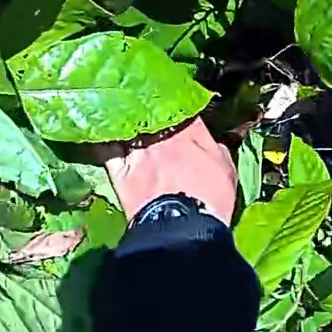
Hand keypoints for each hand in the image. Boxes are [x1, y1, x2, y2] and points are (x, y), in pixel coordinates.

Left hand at [98, 117, 235, 223]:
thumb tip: (209, 139)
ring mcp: (138, 153)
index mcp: (189, 132)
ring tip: (124, 113)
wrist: (182, 229)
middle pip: (153, 113)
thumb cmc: (211, 199)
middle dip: (152, 108)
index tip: (180, 106)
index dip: (182, 105)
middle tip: (150, 103)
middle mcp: (160, 137)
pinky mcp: (119, 172)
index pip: (183, 108)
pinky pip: (108, 149)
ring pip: (130, 127)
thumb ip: (216, 149)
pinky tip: (105, 136)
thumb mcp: (226, 170)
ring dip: (129, 121)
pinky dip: (108, 142)